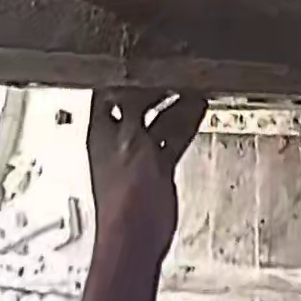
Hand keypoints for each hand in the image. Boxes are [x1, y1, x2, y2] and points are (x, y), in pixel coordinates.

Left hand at [86, 89, 206, 262]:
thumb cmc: (123, 198)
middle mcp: (119, 138)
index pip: (111, 90)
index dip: (128, 74)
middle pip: (138, 103)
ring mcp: (138, 153)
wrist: (136, 240)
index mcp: (102, 130)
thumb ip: (134, 109)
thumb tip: (139, 83)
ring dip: (176, 104)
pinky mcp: (156, 167)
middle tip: (178, 72)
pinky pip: (172, 138)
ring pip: (159, 119)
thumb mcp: (129, 140)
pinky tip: (198, 110)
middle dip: (158, 87)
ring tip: (195, 87)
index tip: (148, 61)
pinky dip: (185, 123)